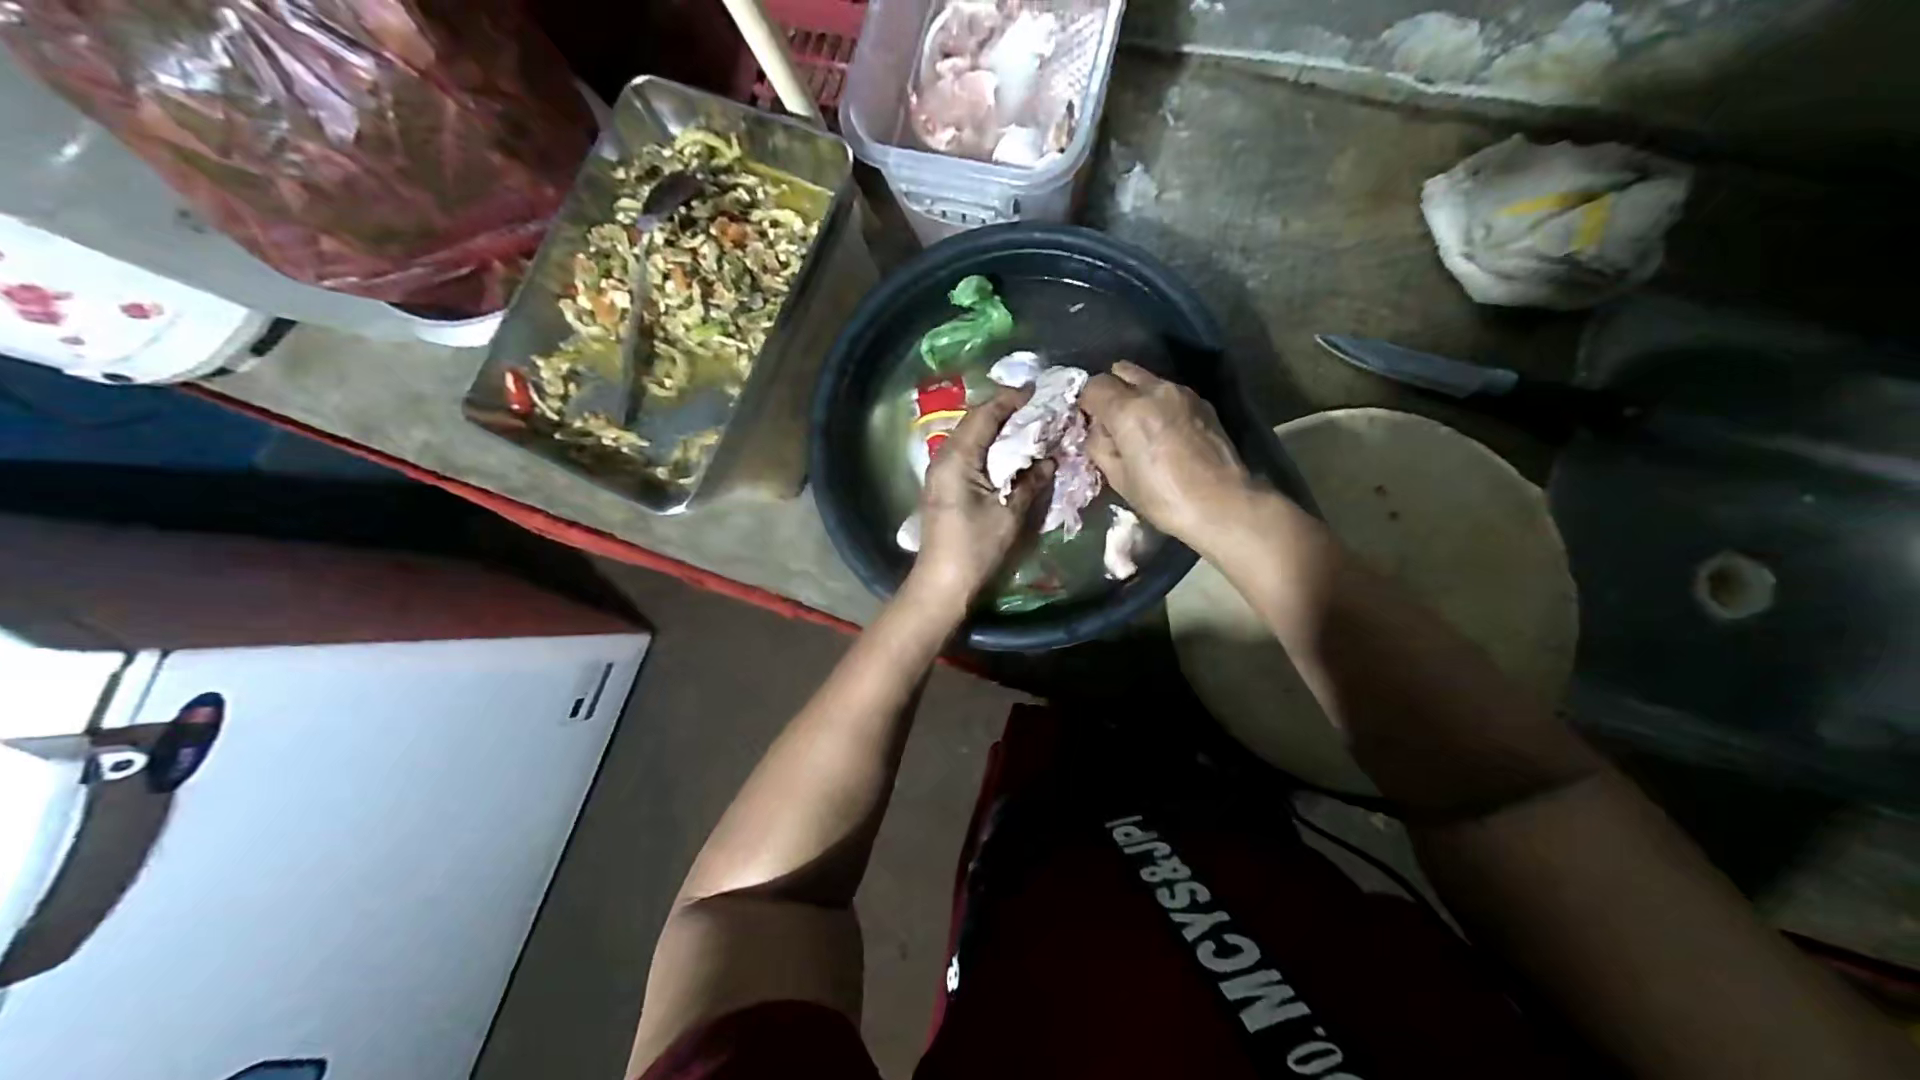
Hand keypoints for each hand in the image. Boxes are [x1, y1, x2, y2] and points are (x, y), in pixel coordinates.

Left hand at [909, 386, 1053, 600]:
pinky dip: (990, 447)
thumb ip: (1031, 481)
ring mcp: (940, 472)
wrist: (942, 583)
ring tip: (1028, 428)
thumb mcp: (1010, 513)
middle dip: (1007, 412)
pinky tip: (1009, 454)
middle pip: (976, 421)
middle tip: (1039, 409)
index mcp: (958, 457)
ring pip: (971, 437)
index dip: (1013, 400)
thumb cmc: (976, 548)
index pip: (986, 414)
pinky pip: (968, 454)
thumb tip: (1050, 459)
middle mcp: (944, 457)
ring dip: (998, 429)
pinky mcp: (943, 486)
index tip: (1040, 393)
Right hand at [1081, 361, 1254, 544]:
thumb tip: (1096, 429)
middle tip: (1110, 420)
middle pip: (1121, 371)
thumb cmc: (1163, 498)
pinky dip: (1158, 403)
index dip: (1085, 402)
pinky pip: (1168, 392)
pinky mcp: (1202, 402)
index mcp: (1128, 409)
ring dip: (1135, 395)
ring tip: (1138, 427)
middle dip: (1110, 390)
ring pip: (1147, 379)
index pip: (1093, 385)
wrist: (1223, 503)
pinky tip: (1163, 431)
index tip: (1087, 422)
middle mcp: (1155, 390)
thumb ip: (1099, 445)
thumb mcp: (1118, 478)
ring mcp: (1182, 393)